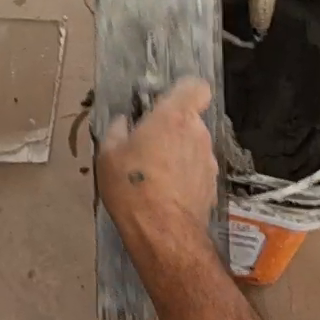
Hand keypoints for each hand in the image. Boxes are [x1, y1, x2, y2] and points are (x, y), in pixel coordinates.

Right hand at [95, 78, 219, 270]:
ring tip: (153, 173)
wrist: (163, 232)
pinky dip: (184, 175)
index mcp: (173, 117)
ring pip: (193, 145)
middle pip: (190, 119)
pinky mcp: (211, 184)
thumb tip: (122, 122)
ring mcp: (207, 160)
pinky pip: (196, 169)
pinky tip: (164, 191)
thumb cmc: (132, 187)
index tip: (166, 101)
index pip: (196, 87)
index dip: (184, 91)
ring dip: (178, 153)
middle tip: (147, 144)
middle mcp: (197, 133)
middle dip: (172, 128)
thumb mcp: (108, 154)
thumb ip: (117, 130)